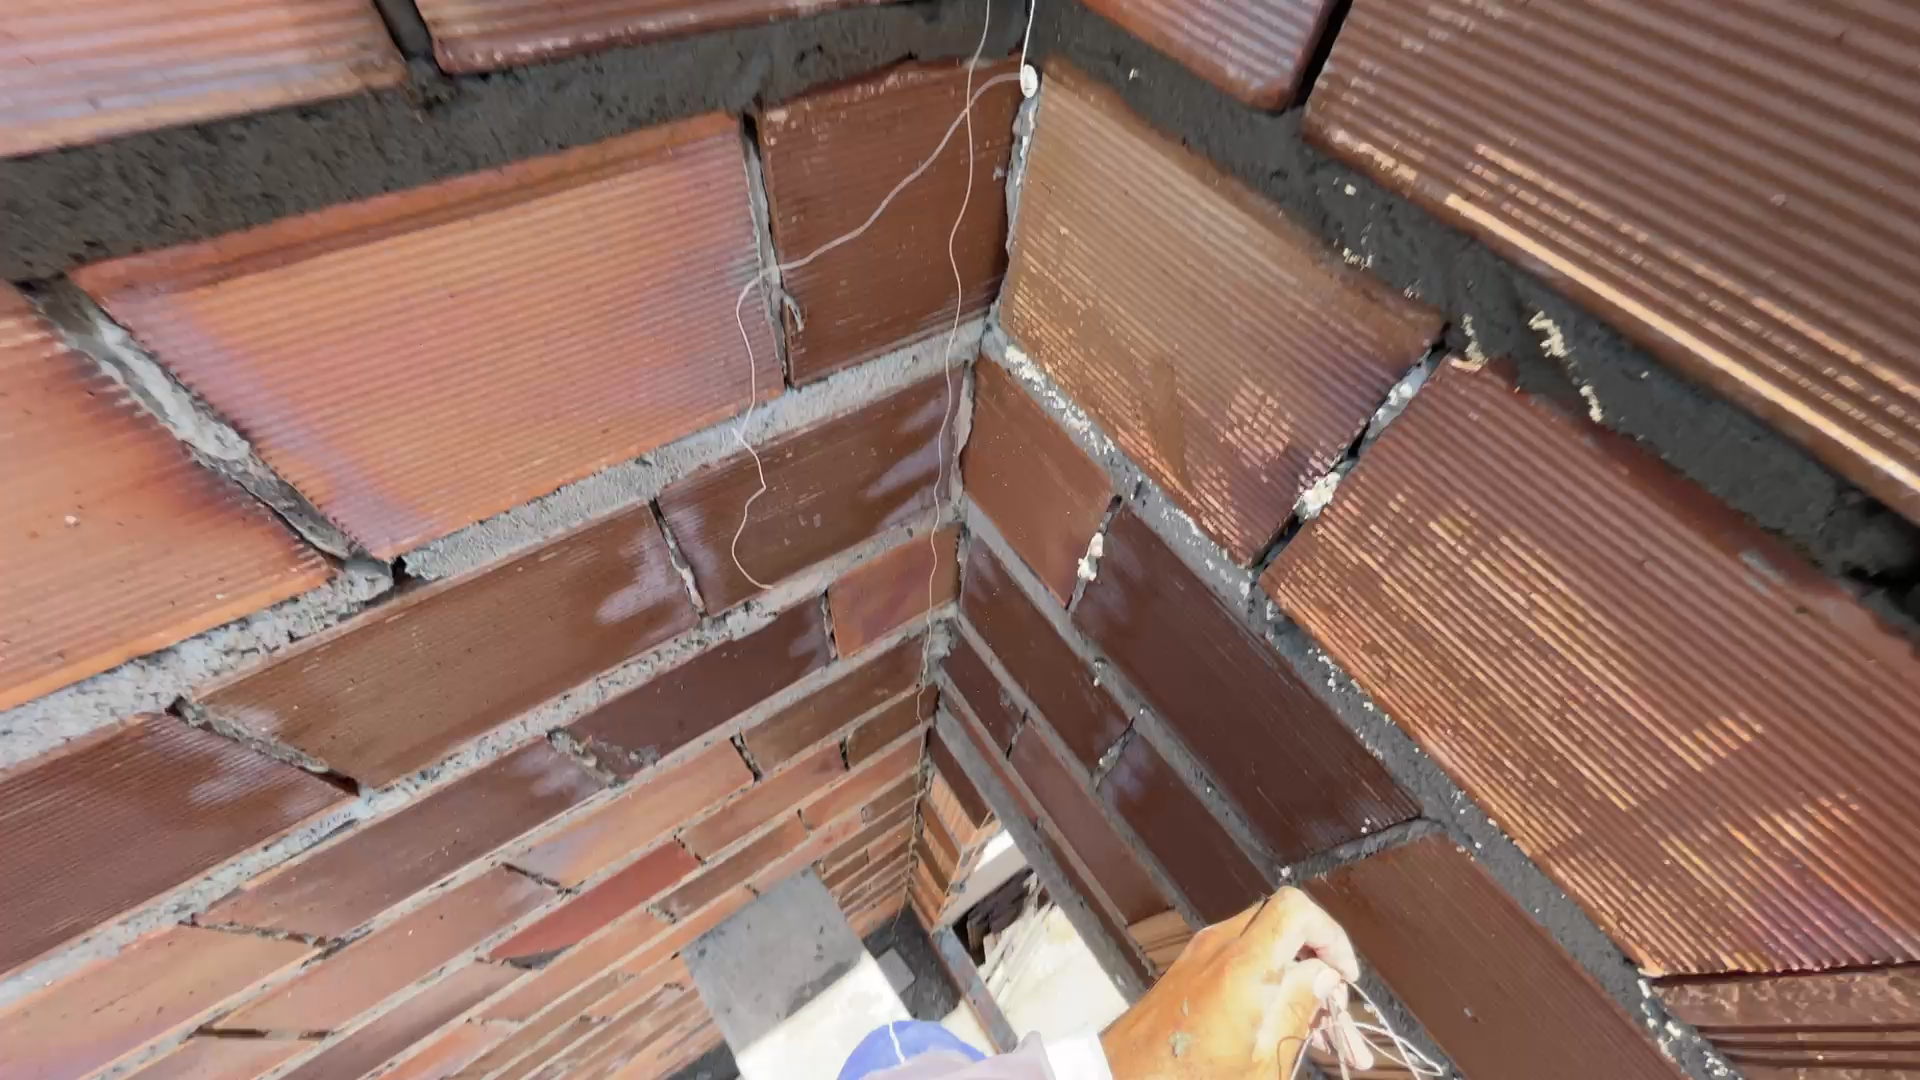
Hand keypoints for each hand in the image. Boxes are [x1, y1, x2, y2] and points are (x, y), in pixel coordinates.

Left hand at [1099, 888, 1365, 1077]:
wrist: (1127, 1076)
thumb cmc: (1191, 1078)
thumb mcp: (1262, 1062)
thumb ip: (1297, 1009)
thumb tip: (1326, 974)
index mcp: (1242, 964)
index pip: (1294, 907)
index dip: (1330, 936)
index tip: (1346, 978)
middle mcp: (1220, 944)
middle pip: (1284, 923)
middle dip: (1320, 964)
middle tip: (1340, 1021)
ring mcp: (1203, 951)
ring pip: (1267, 942)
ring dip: (1298, 978)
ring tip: (1324, 1039)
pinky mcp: (1194, 964)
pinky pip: (1243, 956)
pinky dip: (1270, 980)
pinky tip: (1286, 1025)